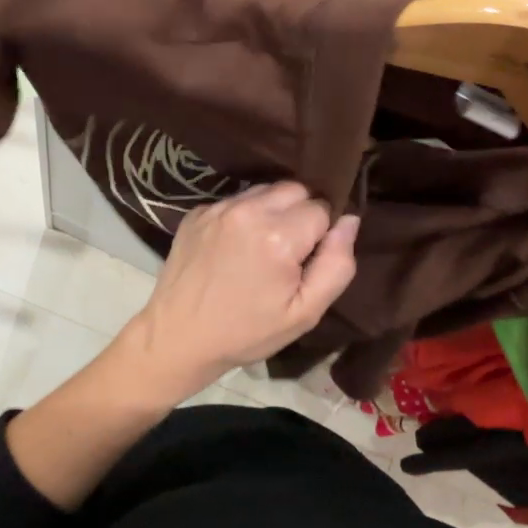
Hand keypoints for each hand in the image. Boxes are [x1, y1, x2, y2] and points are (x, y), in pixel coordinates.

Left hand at [118, 182, 359, 397]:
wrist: (178, 338)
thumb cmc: (246, 332)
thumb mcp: (304, 313)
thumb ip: (336, 265)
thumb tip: (349, 221)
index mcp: (278, 236)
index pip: (322, 208)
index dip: (322, 234)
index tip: (306, 262)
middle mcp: (247, 211)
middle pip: (295, 188)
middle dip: (300, 214)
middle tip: (288, 253)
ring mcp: (217, 209)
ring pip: (264, 190)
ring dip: (272, 212)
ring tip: (261, 250)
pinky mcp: (196, 213)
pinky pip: (235, 201)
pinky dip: (243, 218)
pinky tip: (235, 249)